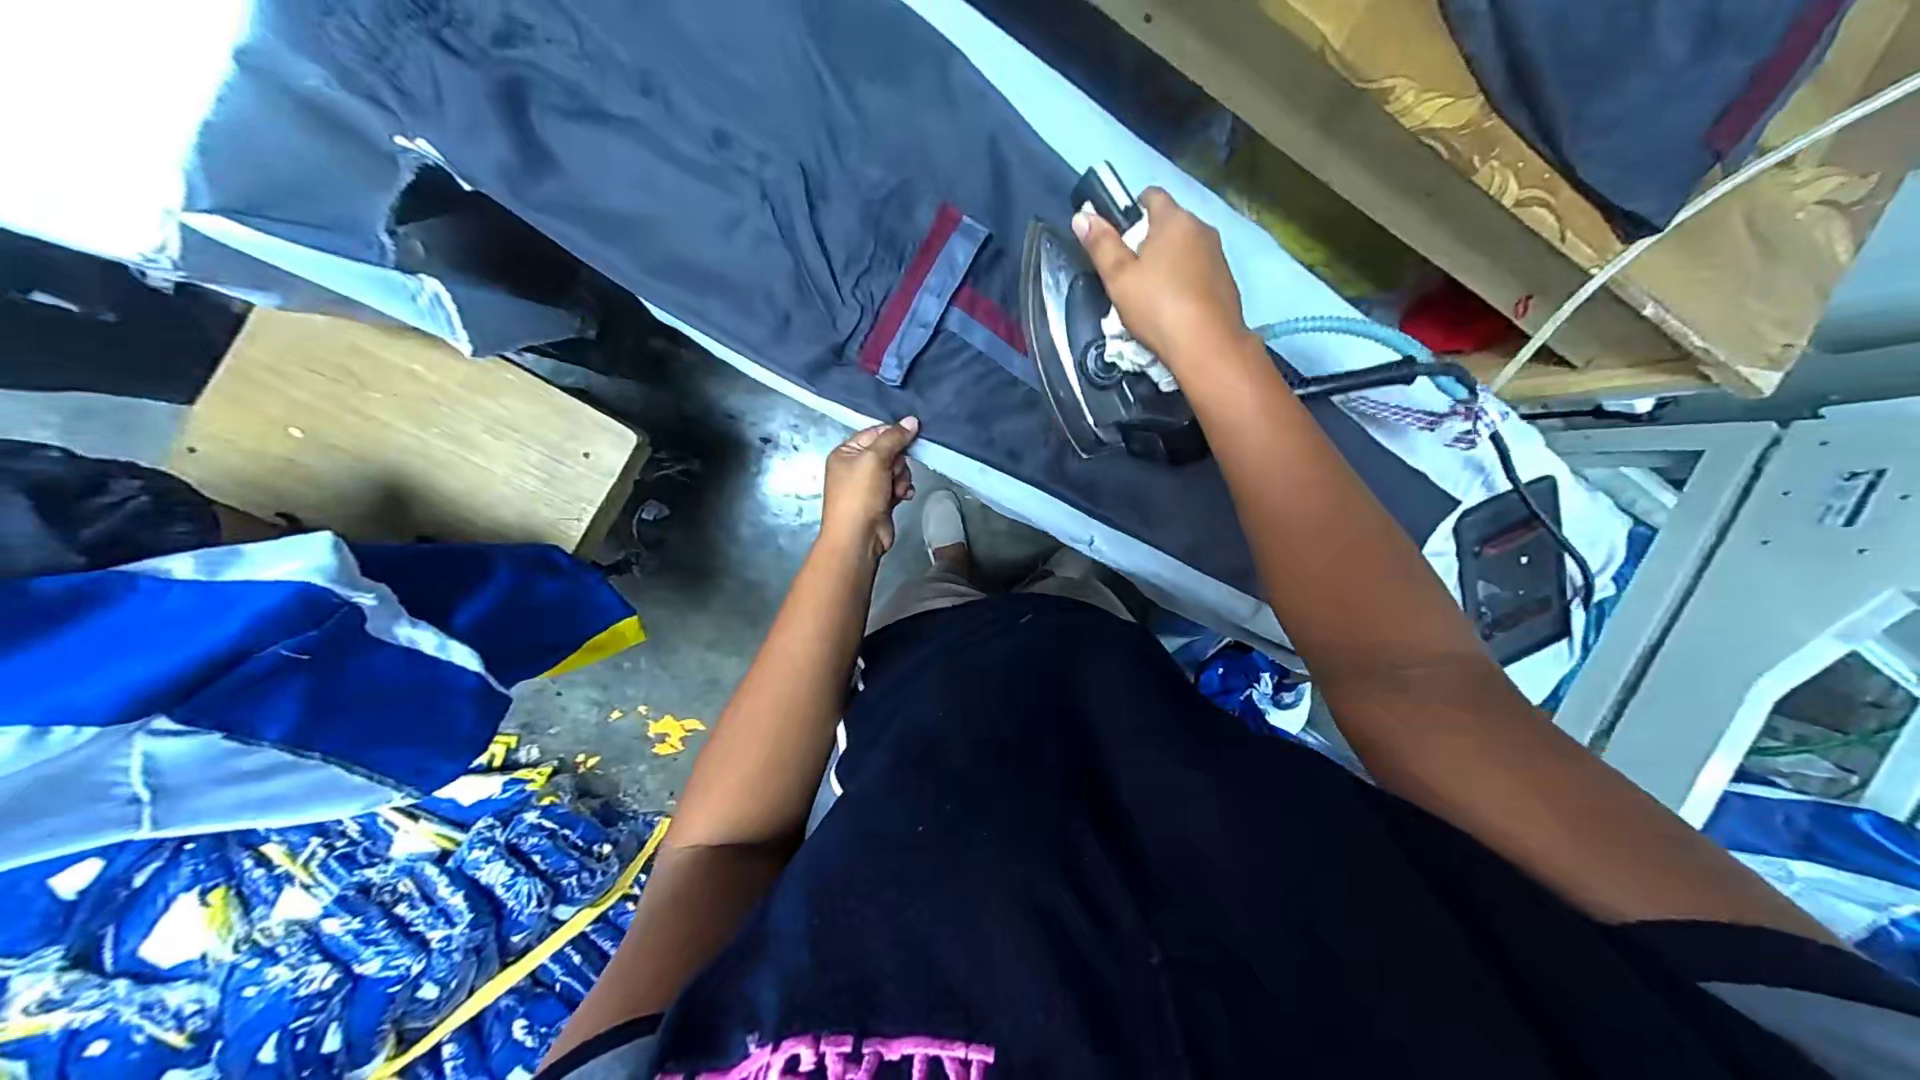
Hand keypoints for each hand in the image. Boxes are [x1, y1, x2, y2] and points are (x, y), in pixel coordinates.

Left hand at [820, 416, 919, 558]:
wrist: (859, 537)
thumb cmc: (860, 495)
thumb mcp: (875, 459)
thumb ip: (894, 438)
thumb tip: (911, 420)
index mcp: (846, 452)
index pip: (875, 432)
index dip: (894, 434)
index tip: (913, 436)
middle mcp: (855, 467)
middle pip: (889, 451)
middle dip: (898, 462)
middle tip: (894, 473)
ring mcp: (868, 485)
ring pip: (896, 469)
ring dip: (902, 478)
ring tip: (897, 490)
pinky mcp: (880, 500)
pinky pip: (898, 486)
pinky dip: (903, 489)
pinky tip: (902, 497)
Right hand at [1074, 188, 1256, 375]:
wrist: (1207, 345)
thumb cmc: (1157, 306)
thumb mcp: (1118, 277)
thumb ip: (1101, 245)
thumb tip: (1081, 216)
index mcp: (1174, 220)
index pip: (1153, 195)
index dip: (1133, 207)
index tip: (1120, 232)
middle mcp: (1201, 228)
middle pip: (1170, 223)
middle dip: (1150, 237)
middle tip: (1130, 269)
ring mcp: (1219, 255)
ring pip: (1187, 247)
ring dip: (1170, 260)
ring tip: (1152, 291)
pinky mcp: (1227, 281)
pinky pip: (1200, 270)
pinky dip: (1186, 280)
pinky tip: (1175, 305)